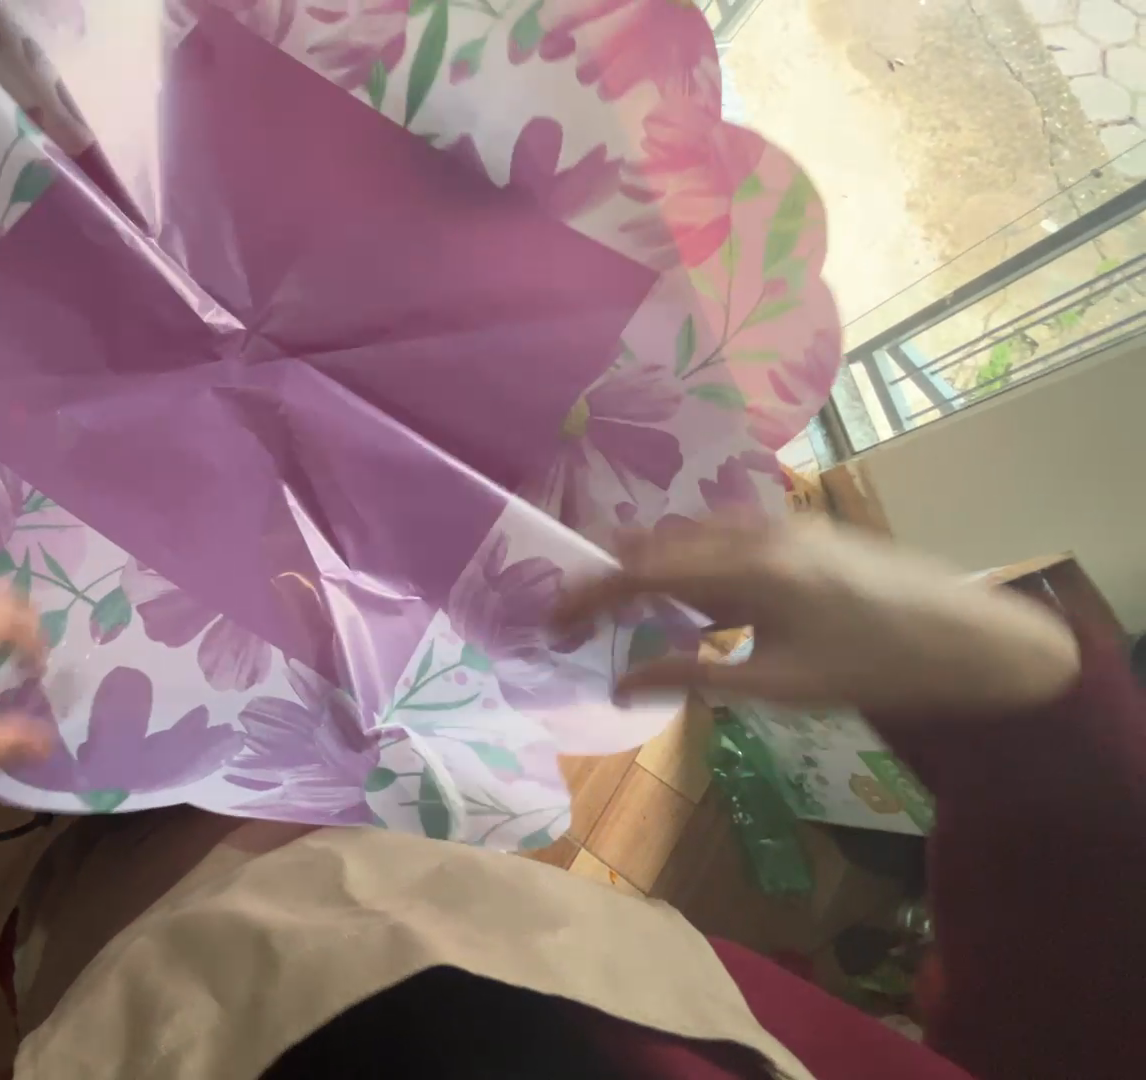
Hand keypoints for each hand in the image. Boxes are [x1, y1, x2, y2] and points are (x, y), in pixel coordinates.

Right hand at [552, 516, 1080, 714]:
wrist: (984, 642)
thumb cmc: (877, 669)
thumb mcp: (776, 684)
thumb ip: (687, 675)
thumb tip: (616, 686)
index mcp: (745, 570)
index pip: (637, 572)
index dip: (585, 595)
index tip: (553, 622)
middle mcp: (750, 533)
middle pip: (649, 543)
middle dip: (603, 576)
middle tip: (577, 617)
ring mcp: (772, 525)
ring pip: (679, 536)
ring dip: (641, 567)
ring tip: (620, 609)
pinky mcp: (789, 530)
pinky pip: (711, 537)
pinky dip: (680, 562)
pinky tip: (683, 595)